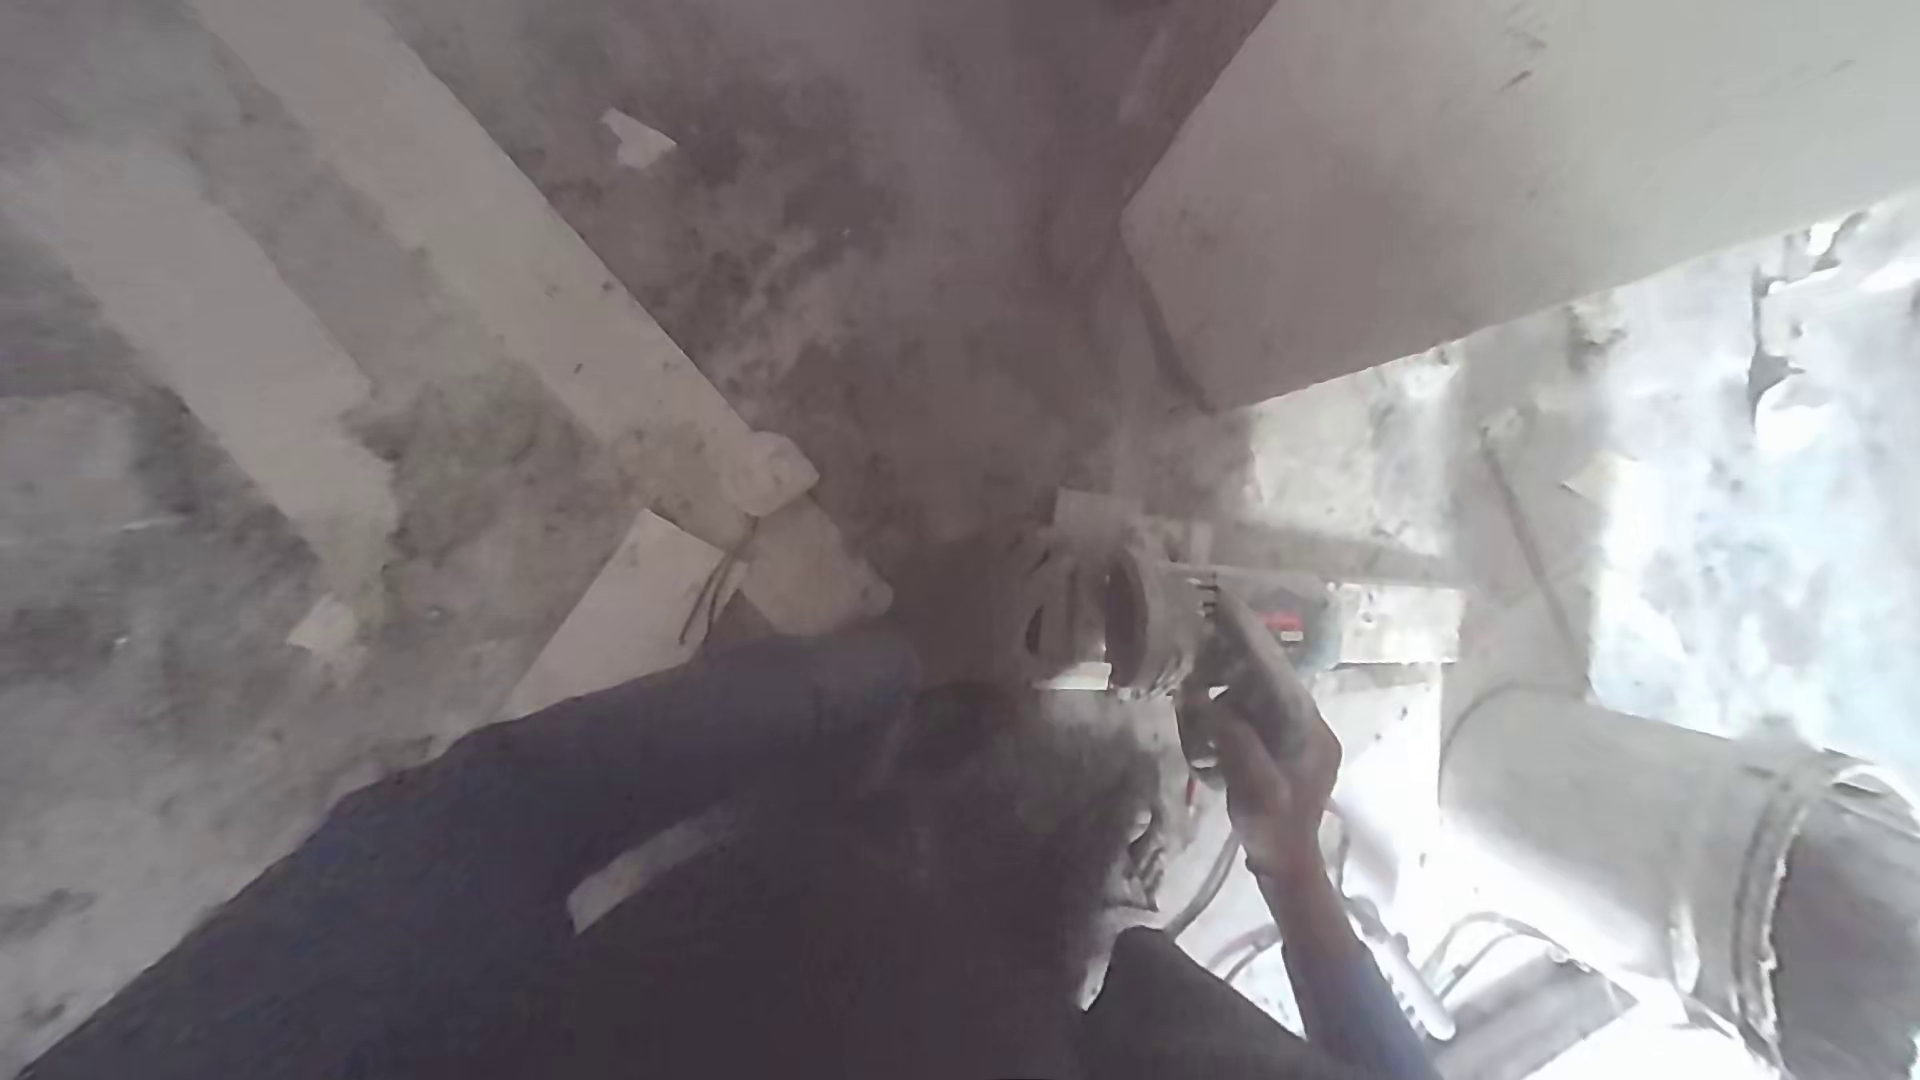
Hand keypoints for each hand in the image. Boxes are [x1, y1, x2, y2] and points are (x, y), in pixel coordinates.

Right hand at [1194, 683, 1341, 882]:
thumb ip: (1231, 735)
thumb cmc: (1272, 826)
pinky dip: (1231, 727)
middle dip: (1229, 690)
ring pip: (1257, 708)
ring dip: (1227, 712)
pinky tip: (1212, 743)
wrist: (1285, 869)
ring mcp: (1299, 744)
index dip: (1247, 663)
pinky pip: (1255, 726)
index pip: (1280, 682)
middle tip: (1195, 695)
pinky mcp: (1285, 756)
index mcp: (1312, 733)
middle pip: (1266, 692)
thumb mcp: (1252, 781)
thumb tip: (1198, 697)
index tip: (1214, 653)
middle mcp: (1311, 731)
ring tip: (1200, 727)